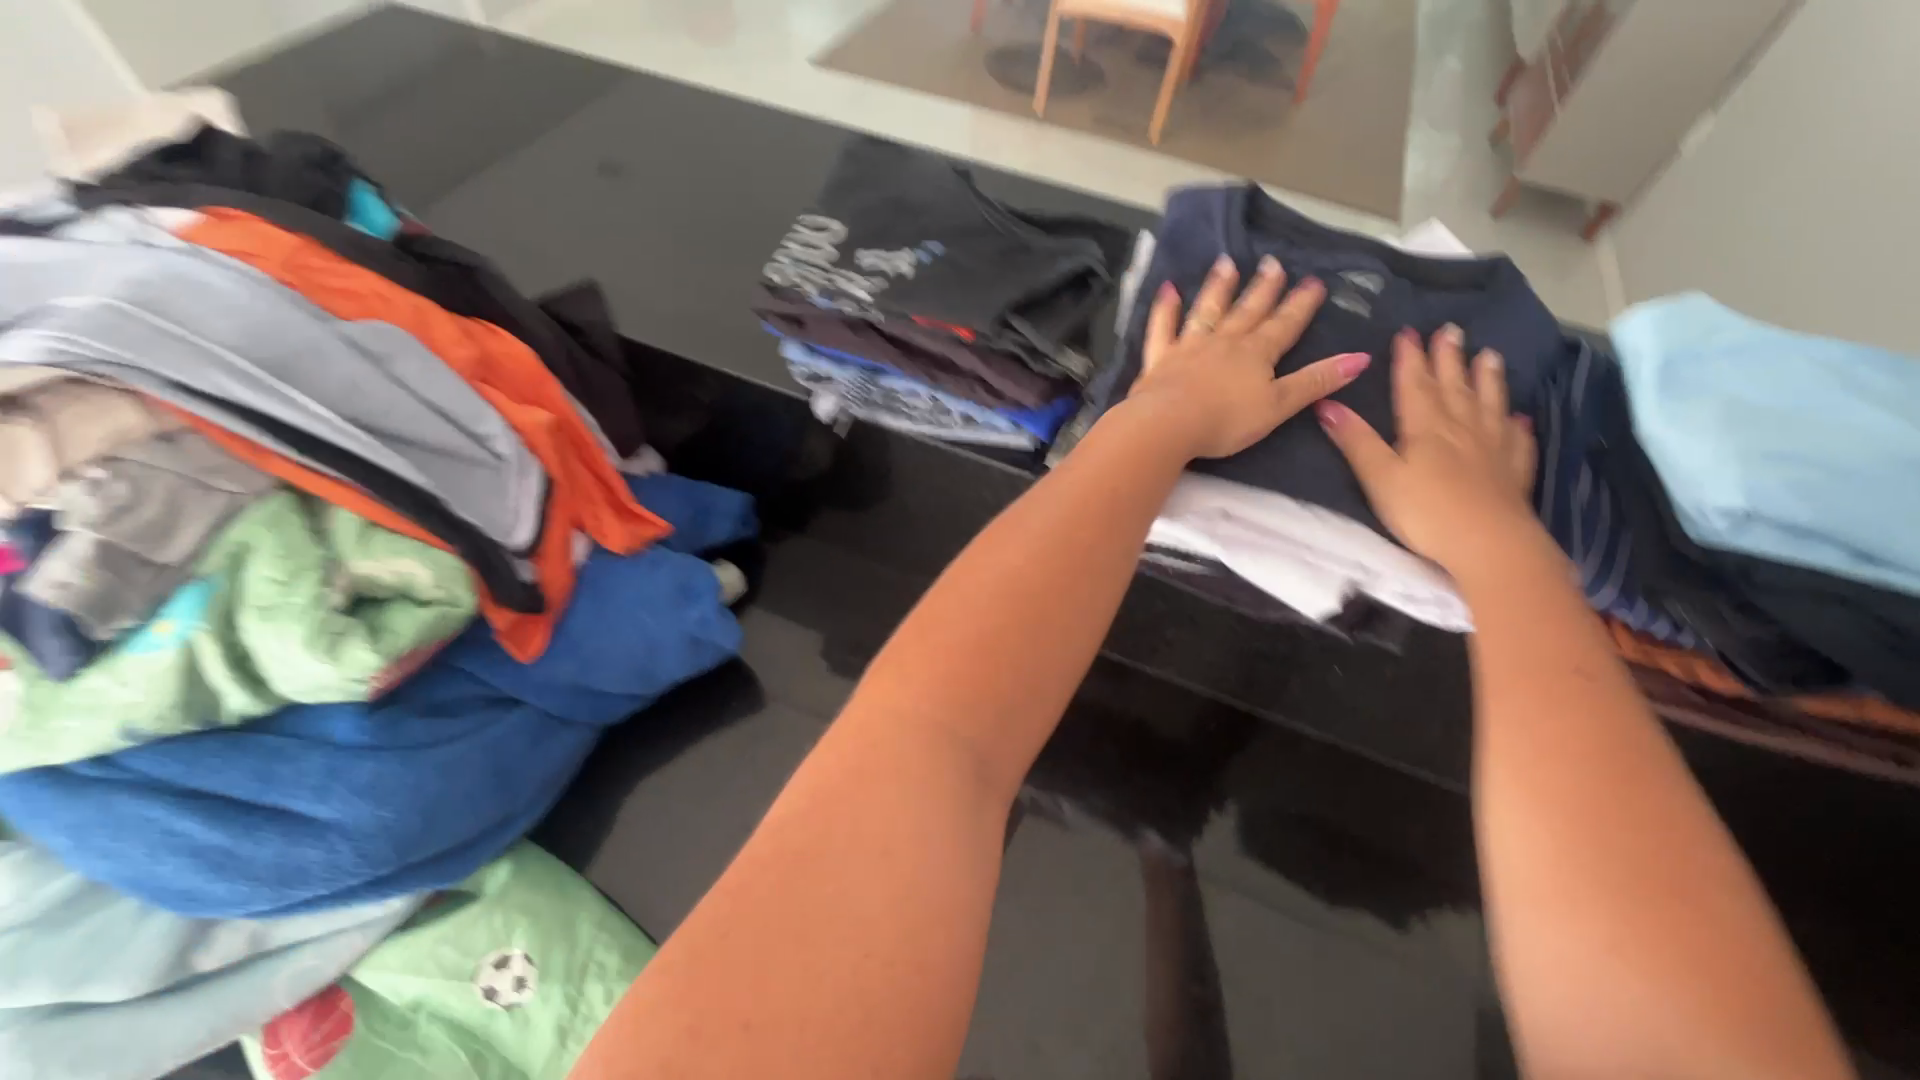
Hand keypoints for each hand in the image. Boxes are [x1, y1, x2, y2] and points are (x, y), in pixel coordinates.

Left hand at [1123, 252, 1367, 459]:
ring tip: (1227, 263)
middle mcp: (1224, 342)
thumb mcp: (1279, 405)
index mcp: (1256, 354)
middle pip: (1248, 311)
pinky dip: (1165, 308)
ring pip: (1208, 310)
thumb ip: (1315, 381)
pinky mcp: (1159, 358)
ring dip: (1218, 287)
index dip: (1300, 305)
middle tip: (1273, 263)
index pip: (1284, 325)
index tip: (1314, 282)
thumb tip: (1361, 358)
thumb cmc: (1226, 421)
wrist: (1168, 424)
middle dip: (1264, 288)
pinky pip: (1162, 327)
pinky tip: (1168, 289)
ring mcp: (1189, 347)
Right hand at [1316, 324, 1539, 574]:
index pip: (1415, 384)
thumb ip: (1355, 440)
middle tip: (1452, 330)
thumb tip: (1326, 403)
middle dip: (1449, 358)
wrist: (1489, 544)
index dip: (1410, 358)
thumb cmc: (1425, 512)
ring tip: (1489, 355)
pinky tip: (1519, 417)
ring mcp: (1493, 447)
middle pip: (1453, 386)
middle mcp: (1461, 428)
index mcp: (1425, 427)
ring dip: (1487, 378)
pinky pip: (1516, 439)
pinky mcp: (1513, 471)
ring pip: (1488, 403)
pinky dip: (1516, 424)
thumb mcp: (1379, 477)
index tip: (1409, 332)